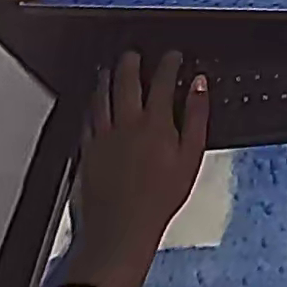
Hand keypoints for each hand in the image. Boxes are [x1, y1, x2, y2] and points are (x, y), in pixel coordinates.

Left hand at [62, 51, 207, 286]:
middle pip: (126, 79)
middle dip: (132, 61)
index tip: (173, 56)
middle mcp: (126, 123)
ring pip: (102, 94)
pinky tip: (94, 101)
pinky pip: (87, 117)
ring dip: (107, 76)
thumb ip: (196, 116)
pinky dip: (91, 103)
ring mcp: (103, 135)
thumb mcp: (191, 157)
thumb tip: (199, 86)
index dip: (169, 62)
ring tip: (111, 68)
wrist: (120, 233)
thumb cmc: (159, 200)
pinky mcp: (87, 150)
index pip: (162, 79)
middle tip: (135, 53)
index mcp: (154, 122)